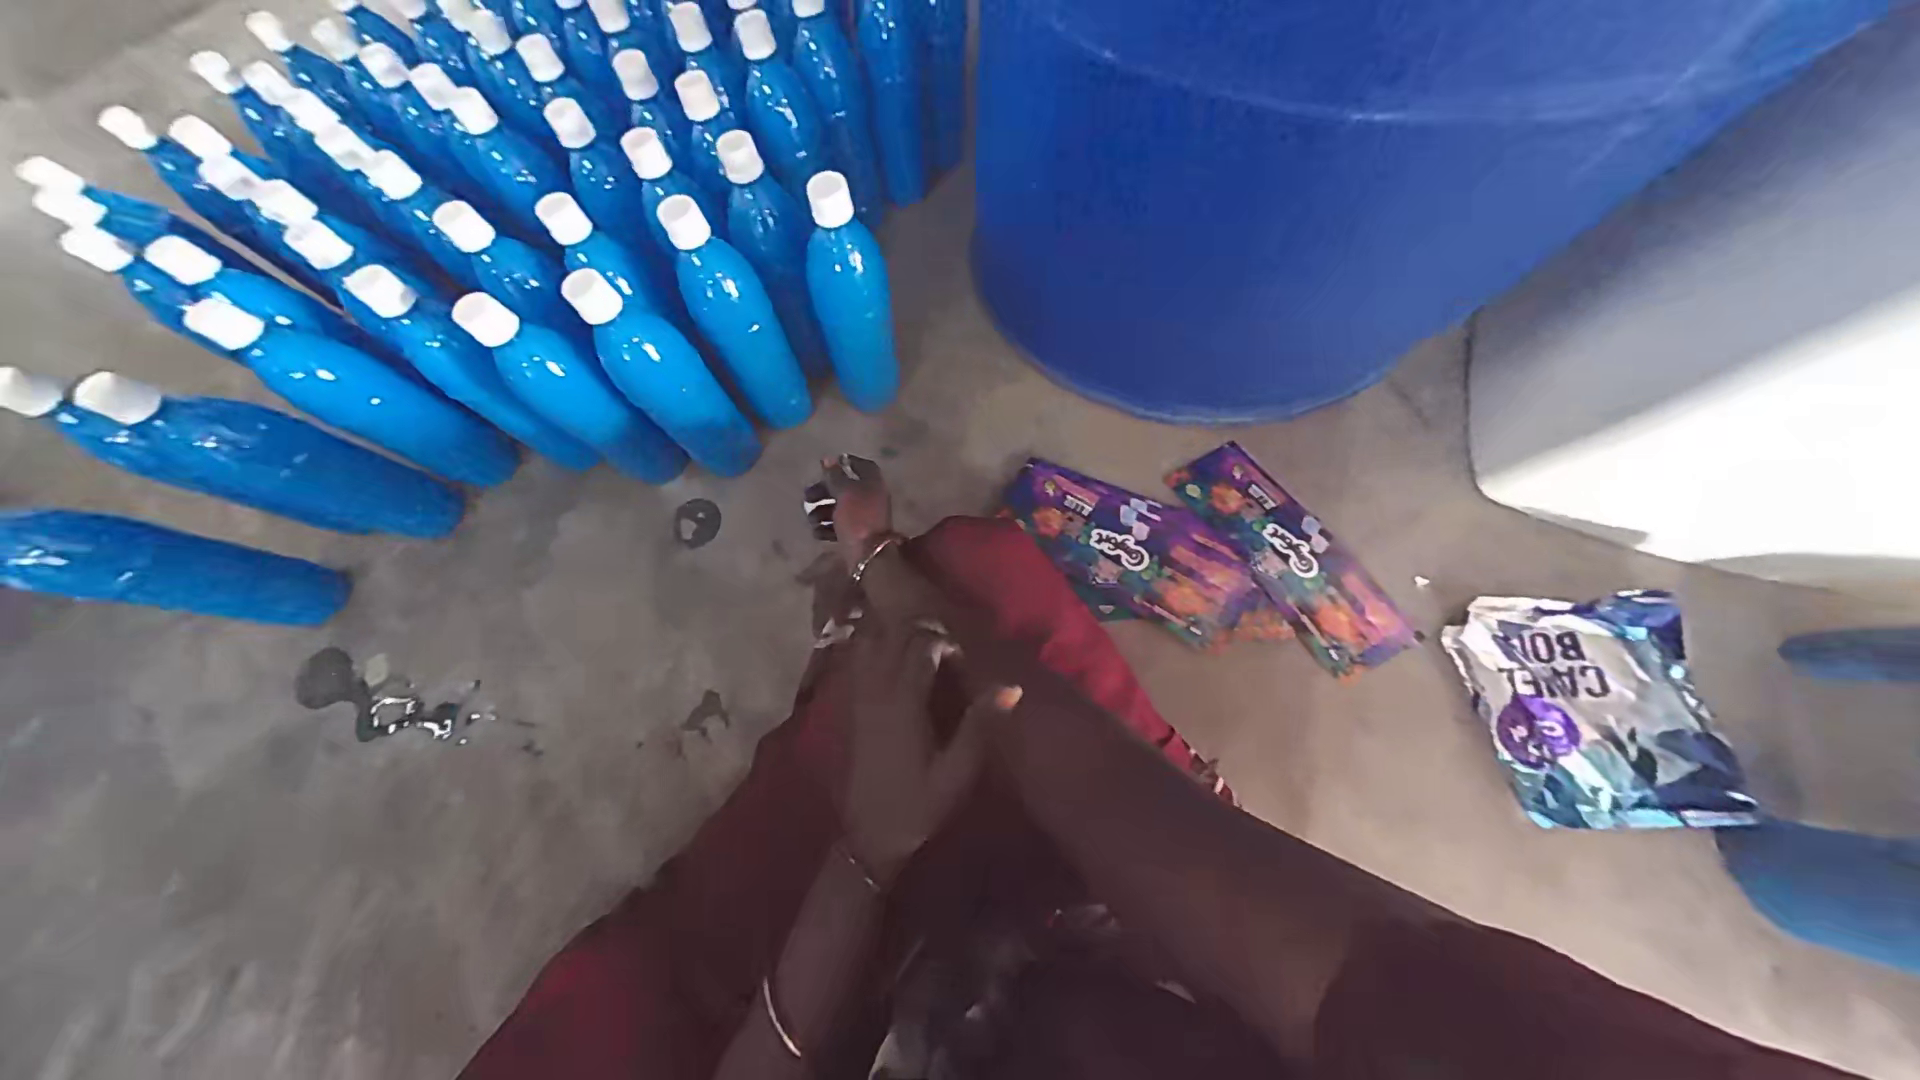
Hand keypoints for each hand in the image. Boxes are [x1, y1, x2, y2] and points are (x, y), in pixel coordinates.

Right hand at [821, 455, 892, 570]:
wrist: (869, 555)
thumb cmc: (858, 519)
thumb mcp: (845, 493)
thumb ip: (836, 476)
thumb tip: (828, 460)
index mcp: (873, 485)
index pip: (863, 467)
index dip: (847, 463)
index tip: (827, 464)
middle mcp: (871, 499)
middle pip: (846, 489)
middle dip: (824, 490)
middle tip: (807, 496)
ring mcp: (864, 518)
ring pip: (840, 508)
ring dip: (822, 511)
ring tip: (811, 519)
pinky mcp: (857, 535)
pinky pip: (839, 526)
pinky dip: (827, 527)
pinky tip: (817, 532)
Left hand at [839, 614, 1006, 881]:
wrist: (869, 835)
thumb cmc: (918, 805)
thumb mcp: (956, 773)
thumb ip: (979, 726)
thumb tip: (1011, 687)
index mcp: (903, 702)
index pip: (921, 646)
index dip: (945, 643)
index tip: (963, 661)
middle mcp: (877, 689)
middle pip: (896, 635)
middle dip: (924, 632)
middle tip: (949, 652)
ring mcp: (859, 695)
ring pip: (873, 640)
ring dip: (897, 634)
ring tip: (922, 649)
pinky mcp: (852, 705)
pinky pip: (858, 658)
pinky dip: (876, 646)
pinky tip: (895, 659)